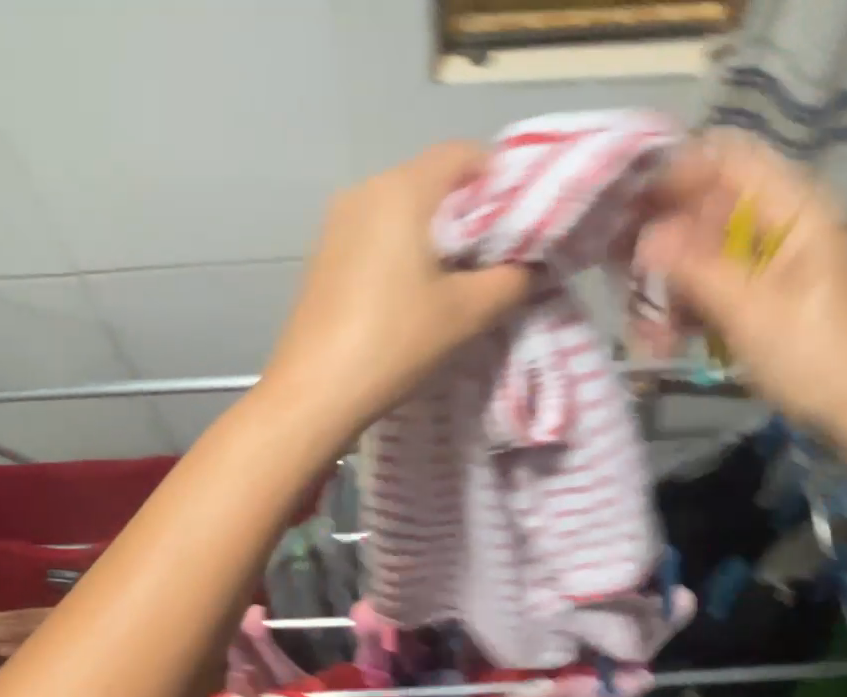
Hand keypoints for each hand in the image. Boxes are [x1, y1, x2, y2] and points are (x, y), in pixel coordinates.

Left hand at [261, 142, 530, 427]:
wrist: (315, 392)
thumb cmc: (396, 341)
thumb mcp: (468, 312)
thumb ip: (512, 279)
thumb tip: (531, 266)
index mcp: (402, 190)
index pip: (464, 154)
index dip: (501, 181)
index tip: (521, 224)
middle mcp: (364, 191)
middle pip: (431, 181)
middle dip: (470, 213)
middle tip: (497, 258)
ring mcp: (337, 222)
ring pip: (403, 210)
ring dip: (436, 236)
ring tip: (458, 282)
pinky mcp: (324, 255)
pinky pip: (377, 235)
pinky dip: (404, 252)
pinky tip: (415, 295)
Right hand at [639, 130, 846, 438]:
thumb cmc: (817, 357)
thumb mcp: (751, 311)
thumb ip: (695, 267)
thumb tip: (644, 235)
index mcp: (793, 208)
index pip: (724, 159)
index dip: (673, 175)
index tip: (626, 210)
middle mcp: (781, 223)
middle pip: (706, 210)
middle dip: (662, 245)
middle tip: (623, 280)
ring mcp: (772, 261)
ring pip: (703, 254)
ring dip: (669, 289)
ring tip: (646, 334)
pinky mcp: (764, 295)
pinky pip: (714, 286)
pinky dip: (688, 309)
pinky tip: (665, 340)